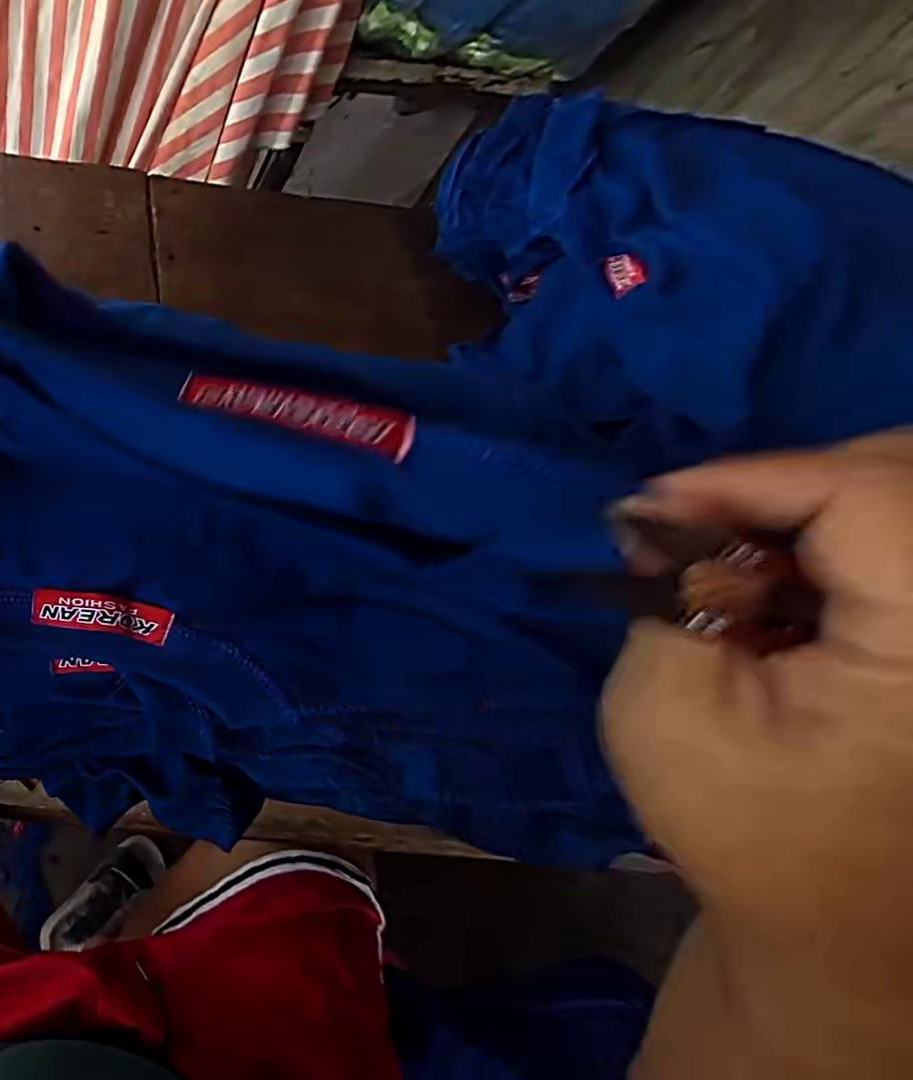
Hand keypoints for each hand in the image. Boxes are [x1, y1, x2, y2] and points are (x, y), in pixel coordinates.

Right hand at [601, 431, 912, 995]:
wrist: (836, 914)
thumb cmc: (737, 814)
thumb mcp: (667, 697)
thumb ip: (670, 593)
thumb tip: (661, 516)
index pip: (874, 496)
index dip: (748, 478)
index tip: (642, 504)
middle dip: (786, 479)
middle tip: (683, 521)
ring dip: (810, 504)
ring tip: (723, 551)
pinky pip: (902, 546)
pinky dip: (831, 538)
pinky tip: (770, 581)